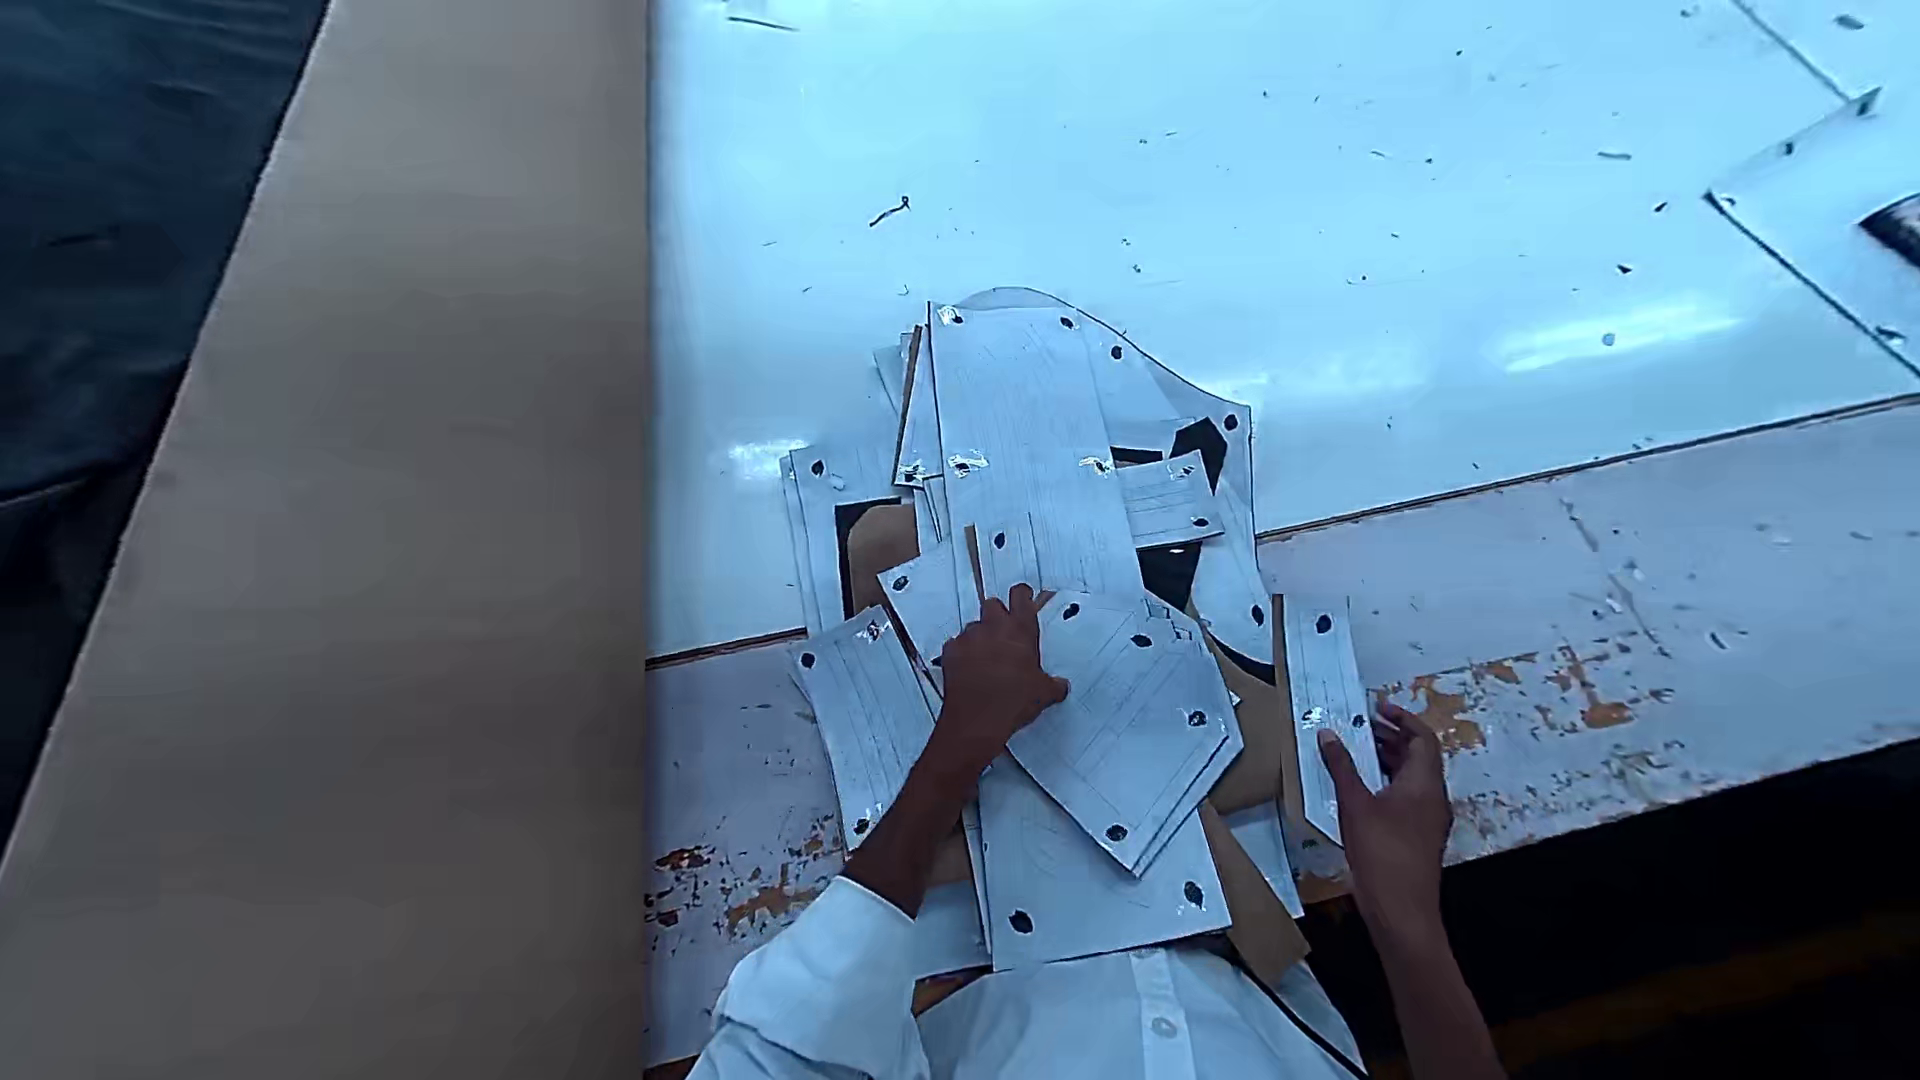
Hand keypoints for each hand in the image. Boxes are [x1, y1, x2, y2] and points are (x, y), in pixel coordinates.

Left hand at [930, 585, 1069, 775]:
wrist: (978, 719)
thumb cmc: (1012, 702)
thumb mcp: (1043, 693)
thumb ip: (1053, 684)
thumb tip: (1060, 686)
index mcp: (1020, 630)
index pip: (1020, 595)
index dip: (1022, 595)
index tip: (1023, 598)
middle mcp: (993, 627)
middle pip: (992, 604)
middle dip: (997, 616)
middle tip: (1004, 634)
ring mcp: (969, 637)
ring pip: (973, 625)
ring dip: (980, 636)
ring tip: (986, 658)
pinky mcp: (951, 650)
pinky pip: (956, 643)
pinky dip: (961, 652)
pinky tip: (969, 669)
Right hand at [1318, 702, 1453, 941]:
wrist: (1400, 908)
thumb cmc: (1380, 850)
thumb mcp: (1354, 803)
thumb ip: (1341, 766)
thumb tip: (1328, 733)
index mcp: (1424, 786)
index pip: (1423, 741)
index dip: (1403, 719)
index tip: (1377, 706)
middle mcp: (1432, 798)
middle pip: (1418, 756)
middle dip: (1389, 736)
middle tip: (1357, 724)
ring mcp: (1426, 818)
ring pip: (1410, 776)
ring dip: (1385, 757)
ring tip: (1352, 747)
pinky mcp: (1416, 832)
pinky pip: (1403, 793)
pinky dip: (1383, 778)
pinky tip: (1356, 782)